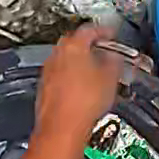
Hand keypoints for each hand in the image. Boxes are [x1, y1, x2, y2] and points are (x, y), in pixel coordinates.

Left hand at [34, 25, 121, 147]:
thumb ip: (114, 62)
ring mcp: (48, 72)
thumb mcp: (110, 78)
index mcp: (73, 46)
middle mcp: (57, 55)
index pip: (89, 30)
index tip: (110, 34)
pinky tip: (82, 90)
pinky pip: (60, 76)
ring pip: (65, 60)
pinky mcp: (44, 88)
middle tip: (103, 51)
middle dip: (89, 46)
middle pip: (74, 42)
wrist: (62, 127)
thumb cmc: (83, 103)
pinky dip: (71, 78)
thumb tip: (114, 58)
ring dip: (79, 62)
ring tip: (94, 73)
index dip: (103, 32)